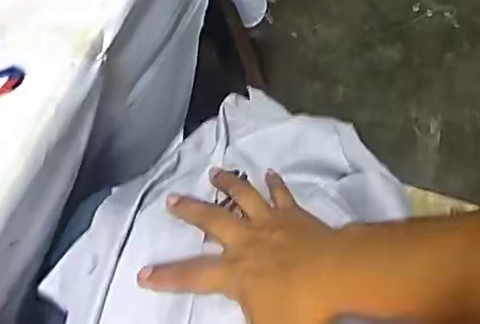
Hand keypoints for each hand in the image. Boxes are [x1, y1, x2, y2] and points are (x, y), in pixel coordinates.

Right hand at [139, 168, 345, 323]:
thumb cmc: (299, 309)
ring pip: (244, 196)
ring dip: (228, 183)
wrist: (335, 273)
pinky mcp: (294, 213)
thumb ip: (246, 322)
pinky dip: (274, 183)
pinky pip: (281, 194)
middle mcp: (248, 240)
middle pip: (214, 220)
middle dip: (191, 210)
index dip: (168, 276)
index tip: (143, 272)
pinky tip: (270, 172)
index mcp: (236, 272)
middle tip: (172, 198)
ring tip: (215, 171)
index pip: (194, 276)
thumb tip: (238, 319)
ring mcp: (272, 221)